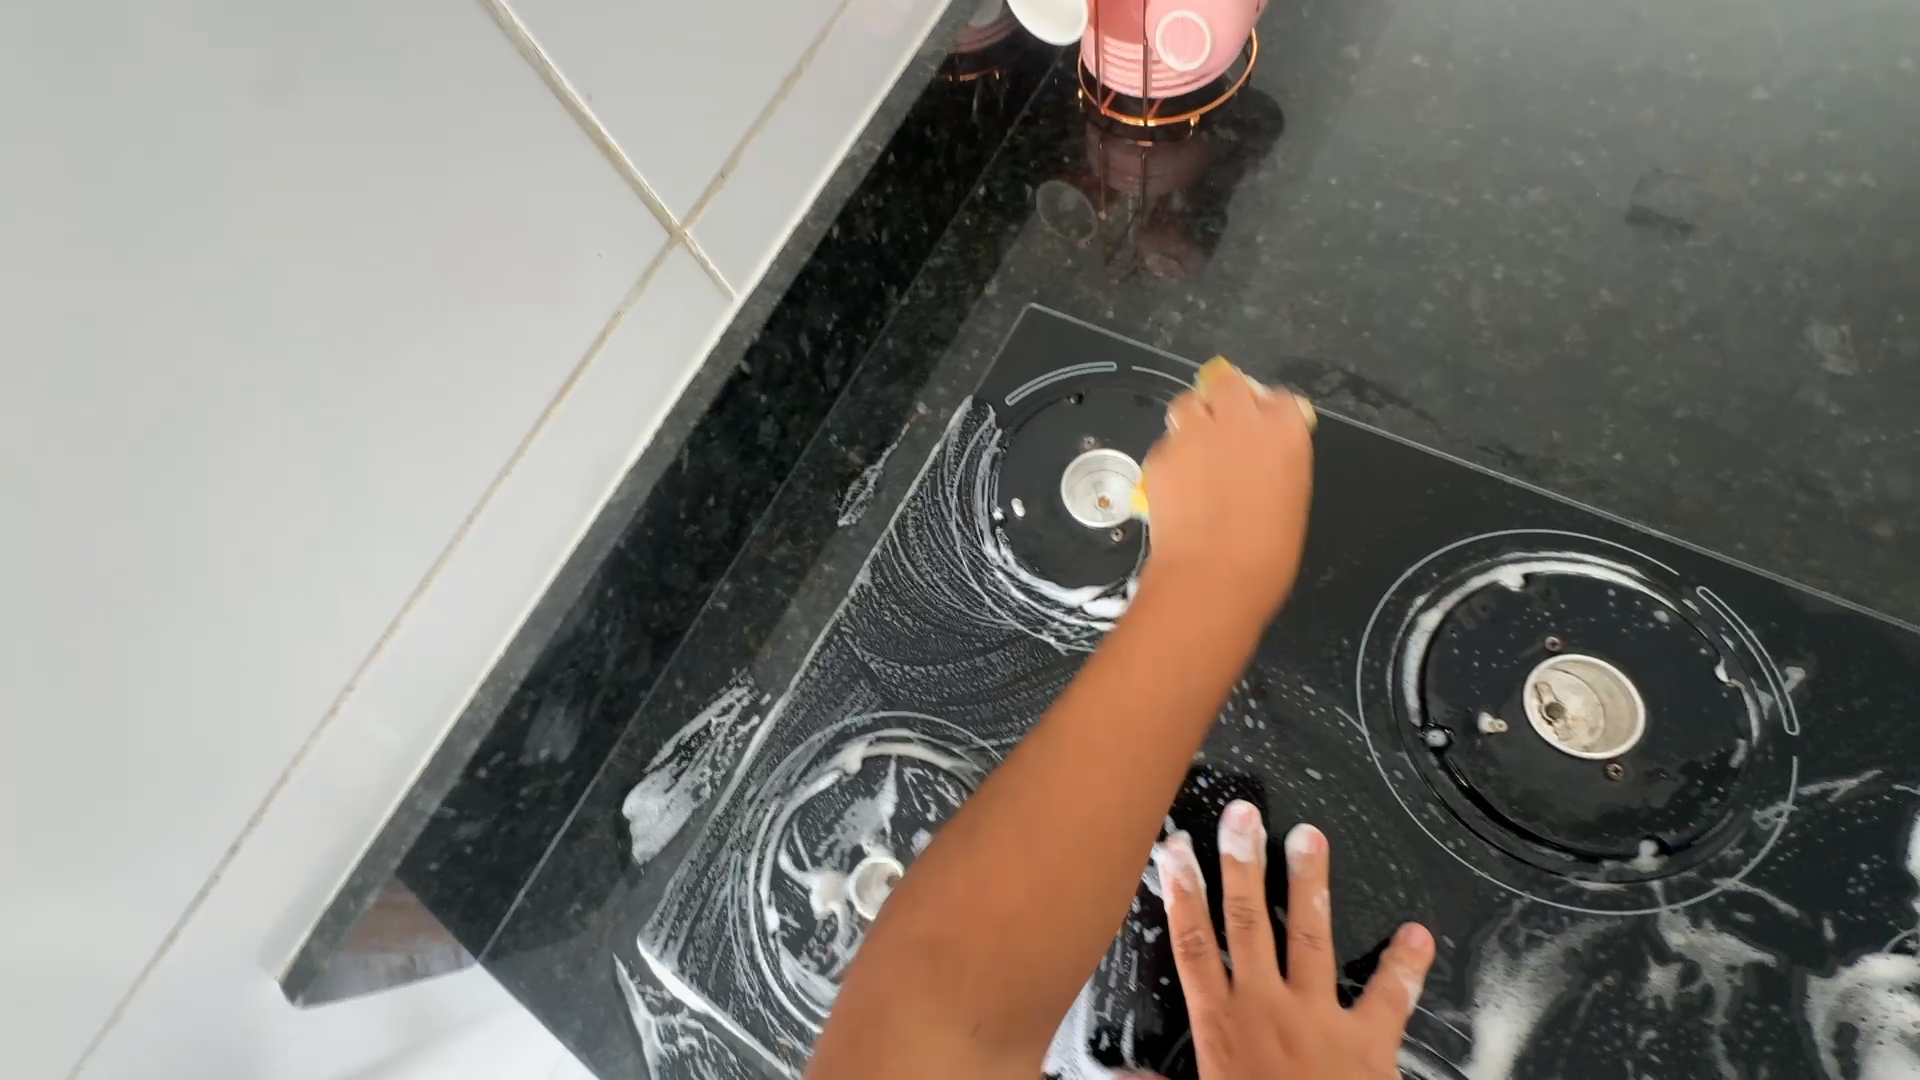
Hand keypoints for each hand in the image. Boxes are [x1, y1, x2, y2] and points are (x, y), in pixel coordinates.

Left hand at [1138, 360, 1312, 618]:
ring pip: (1188, 404)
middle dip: (1225, 398)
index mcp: (1284, 432)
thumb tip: (1262, 456)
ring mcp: (1193, 435)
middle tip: (1223, 425)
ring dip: (1194, 418)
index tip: (1263, 427)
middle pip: (1227, 383)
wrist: (1211, 576)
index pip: (1280, 399)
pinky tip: (1176, 485)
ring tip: (1195, 449)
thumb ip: (1277, 463)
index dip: (1268, 412)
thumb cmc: (1266, 553)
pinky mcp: (1159, 455)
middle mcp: (1238, 421)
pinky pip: (1165, 443)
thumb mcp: (1291, 499)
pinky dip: (1172, 456)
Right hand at [1151, 801, 1434, 1079]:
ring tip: (1309, 836)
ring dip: (1309, 883)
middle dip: (1242, 865)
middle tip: (1243, 817)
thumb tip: (1120, 1074)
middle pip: (1248, 922)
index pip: (1193, 944)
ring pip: (1310, 937)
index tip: (1176, 849)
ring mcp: (1319, 1021)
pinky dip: (1404, 966)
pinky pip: (1389, 999)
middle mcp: (1267, 1010)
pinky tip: (1418, 933)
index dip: (1181, 892)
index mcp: (1223, 1026)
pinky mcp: (1368, 1047)